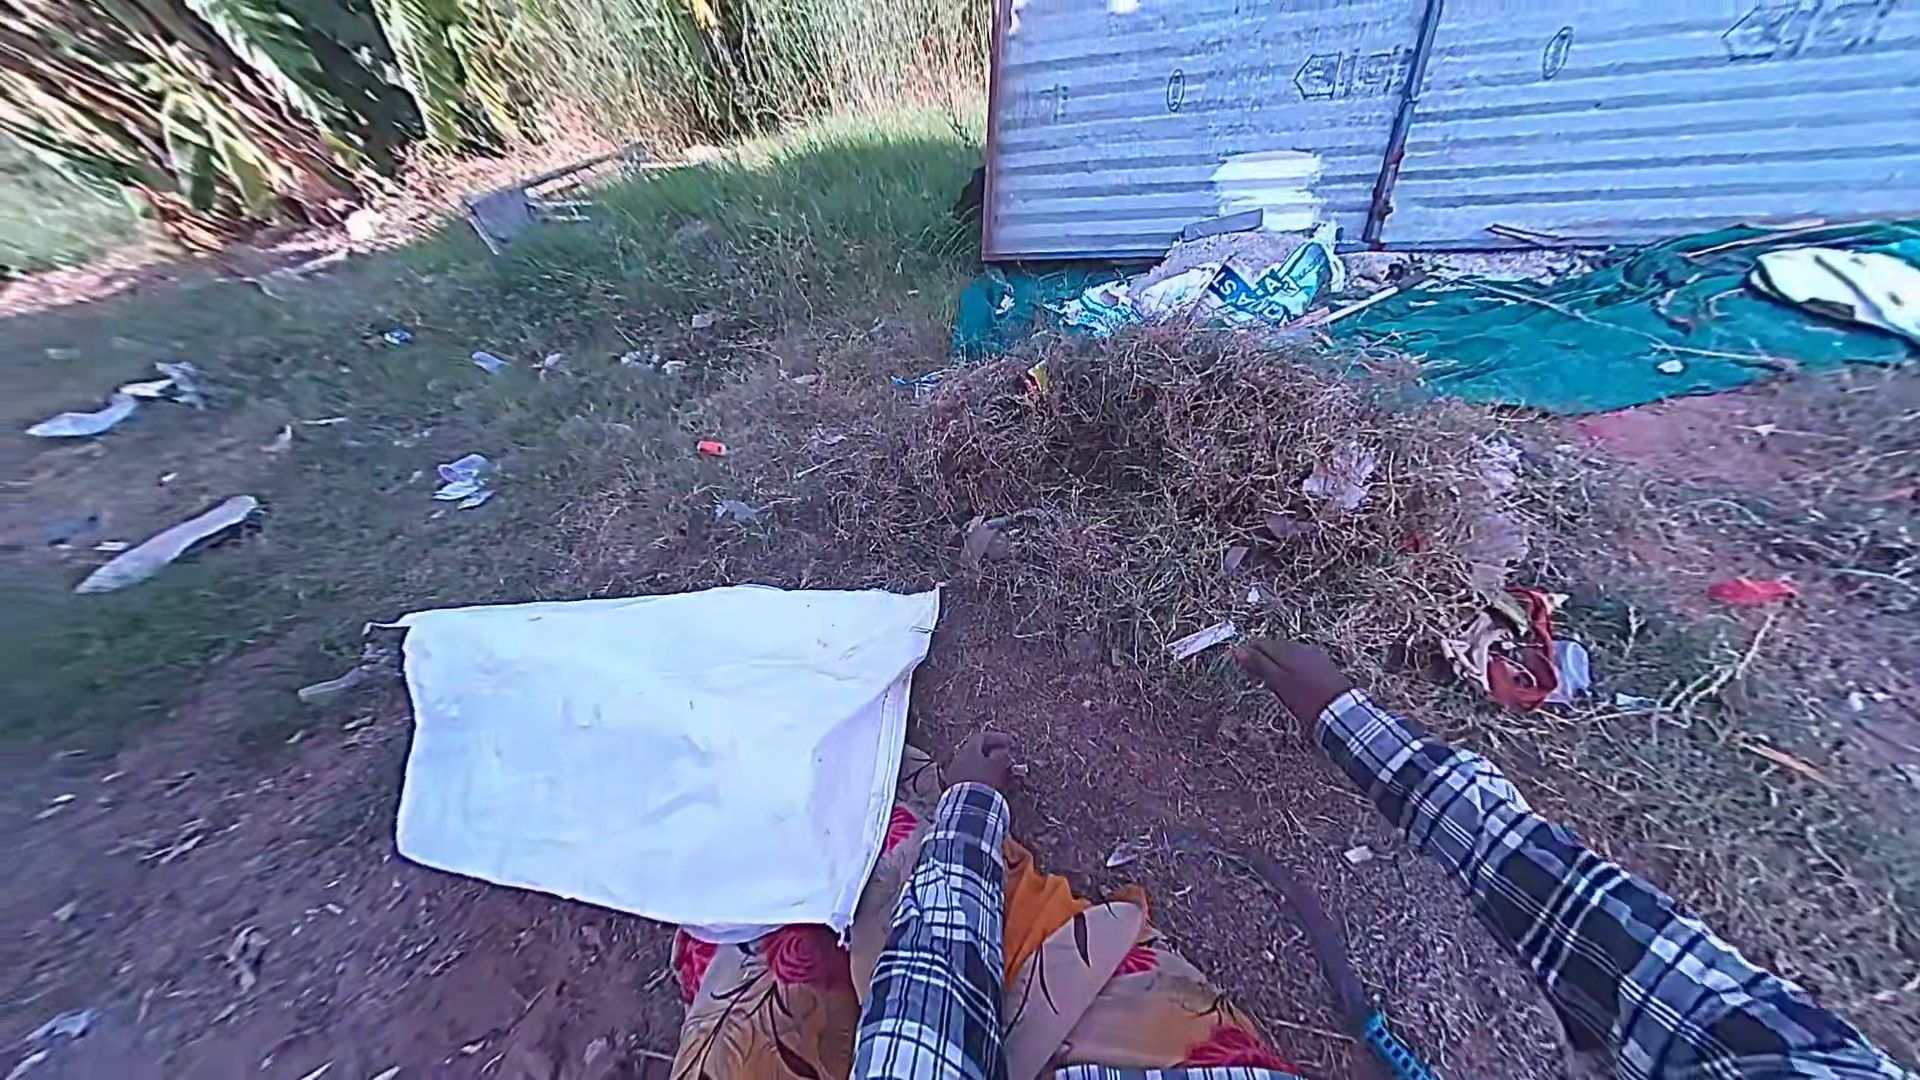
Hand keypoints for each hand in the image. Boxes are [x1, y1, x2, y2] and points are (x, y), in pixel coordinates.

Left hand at [946, 732, 1013, 790]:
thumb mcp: (998, 764)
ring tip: (1010, 777)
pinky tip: (1001, 787)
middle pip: (980, 754)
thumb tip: (1002, 752)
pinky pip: (976, 781)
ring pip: (980, 769)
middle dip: (997, 757)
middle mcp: (960, 760)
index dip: (998, 739)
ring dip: (994, 771)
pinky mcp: (959, 790)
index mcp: (968, 750)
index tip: (1010, 743)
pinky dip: (988, 781)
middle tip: (1009, 761)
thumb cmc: (984, 779)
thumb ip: (1002, 755)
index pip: (982, 738)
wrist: (968, 805)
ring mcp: (958, 775)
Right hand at [1233, 641, 1353, 727]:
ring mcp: (1313, 654)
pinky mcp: (1323, 664)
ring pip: (1286, 653)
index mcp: (1286, 650)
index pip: (1259, 644)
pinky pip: (1300, 659)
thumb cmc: (1305, 698)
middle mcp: (1299, 647)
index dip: (1249, 656)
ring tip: (1276, 682)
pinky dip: (1291, 667)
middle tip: (1259, 680)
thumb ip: (1258, 664)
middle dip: (1263, 659)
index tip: (1246, 671)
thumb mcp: (1277, 682)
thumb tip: (1237, 650)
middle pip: (1273, 647)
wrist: (1342, 710)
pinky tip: (1293, 681)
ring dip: (1277, 663)